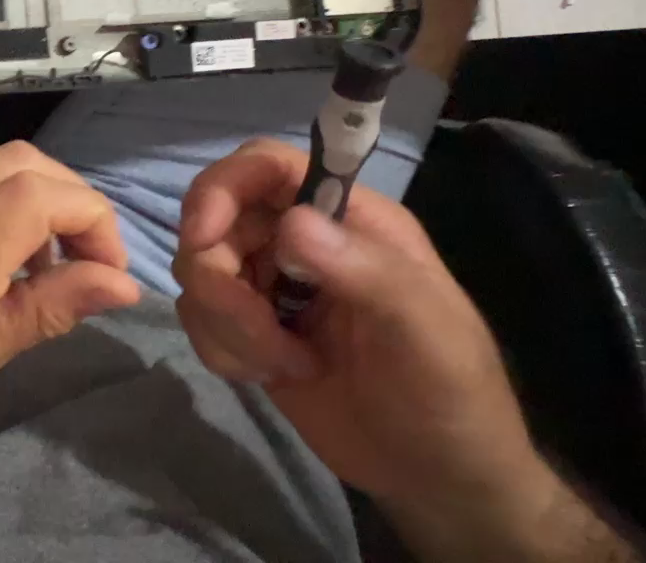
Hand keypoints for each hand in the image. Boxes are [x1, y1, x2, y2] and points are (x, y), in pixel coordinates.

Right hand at [173, 139, 550, 518]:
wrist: (433, 480)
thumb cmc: (450, 398)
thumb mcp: (426, 333)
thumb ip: (366, 271)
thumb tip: (292, 222)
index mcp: (346, 218)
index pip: (263, 165)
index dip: (221, 188)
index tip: (203, 237)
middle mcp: (297, 238)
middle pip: (212, 221)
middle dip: (220, 283)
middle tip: (260, 338)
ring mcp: (265, 280)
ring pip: (195, 270)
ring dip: (227, 324)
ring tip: (283, 364)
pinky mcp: (242, 322)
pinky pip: (195, 313)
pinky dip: (221, 348)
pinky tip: (268, 374)